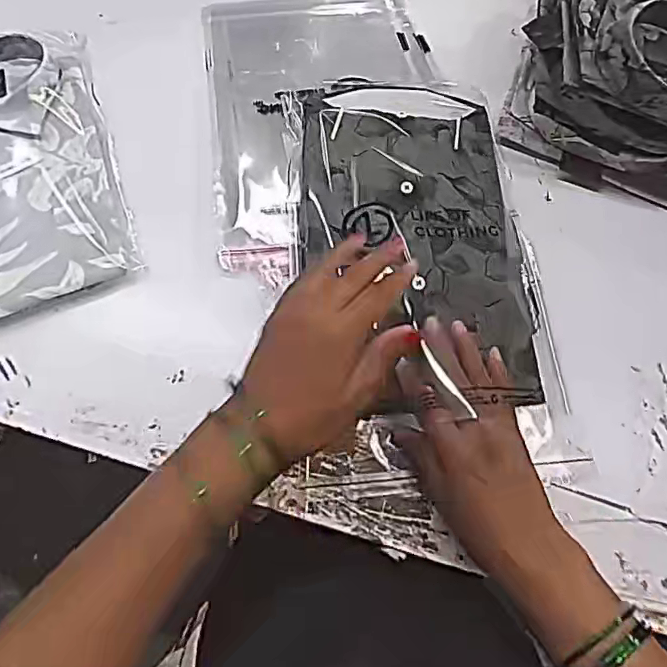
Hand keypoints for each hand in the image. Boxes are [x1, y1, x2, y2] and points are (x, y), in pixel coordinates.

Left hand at [239, 234, 419, 466]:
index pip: (378, 294)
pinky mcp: (280, 314)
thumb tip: (407, 333)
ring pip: (326, 269)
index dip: (397, 279)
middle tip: (395, 244)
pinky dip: (321, 265)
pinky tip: (327, 264)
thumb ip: (382, 356)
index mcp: (341, 332)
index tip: (410, 267)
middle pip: (355, 274)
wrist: (257, 426)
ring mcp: (296, 310)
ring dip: (347, 252)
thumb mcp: (356, 395)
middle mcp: (318, 313)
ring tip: (361, 239)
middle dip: (379, 256)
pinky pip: (305, 278)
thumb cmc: (304, 418)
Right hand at [394, 319, 566, 587]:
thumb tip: (403, 435)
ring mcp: (498, 427)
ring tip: (457, 327)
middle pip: (453, 382)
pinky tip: (491, 354)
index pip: (426, 402)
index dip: (412, 378)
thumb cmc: (483, 529)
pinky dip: (497, 371)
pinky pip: (504, 393)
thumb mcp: (440, 496)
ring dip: (467, 350)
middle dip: (439, 350)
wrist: (529, 543)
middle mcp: (476, 431)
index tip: (402, 358)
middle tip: (429, 325)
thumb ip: (421, 459)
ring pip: (479, 380)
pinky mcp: (515, 430)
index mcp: (451, 448)